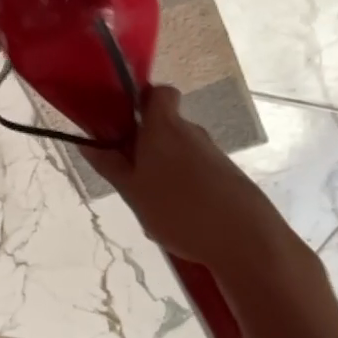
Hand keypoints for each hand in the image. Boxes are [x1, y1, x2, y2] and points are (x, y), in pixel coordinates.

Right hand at [83, 86, 292, 266]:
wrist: (250, 244)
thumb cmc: (180, 211)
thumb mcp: (132, 192)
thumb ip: (110, 166)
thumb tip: (87, 143)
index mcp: (163, 127)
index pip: (159, 93)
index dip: (144, 99)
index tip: (128, 118)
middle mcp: (191, 133)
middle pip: (168, 126)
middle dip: (150, 143)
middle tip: (133, 171)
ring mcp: (216, 156)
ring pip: (184, 152)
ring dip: (169, 169)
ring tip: (158, 203)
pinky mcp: (233, 180)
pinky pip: (202, 174)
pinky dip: (191, 187)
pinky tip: (185, 219)